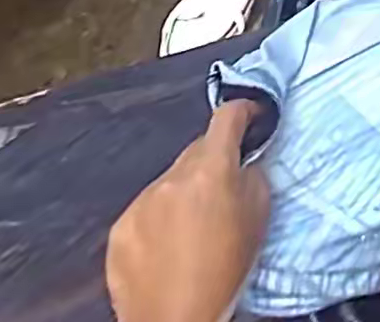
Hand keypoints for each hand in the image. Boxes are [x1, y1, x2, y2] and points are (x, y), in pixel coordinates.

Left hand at [106, 101, 270, 321]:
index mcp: (211, 169)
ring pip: (172, 177)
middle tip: (224, 185)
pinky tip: (168, 243)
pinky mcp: (120, 228)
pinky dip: (161, 213)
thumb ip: (253, 173)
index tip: (251, 117)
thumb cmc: (227, 270)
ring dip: (186, 187)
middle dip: (214, 158)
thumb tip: (243, 159)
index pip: (227, 116)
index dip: (243, 110)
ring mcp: (142, 201)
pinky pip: (148, 205)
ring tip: (194, 223)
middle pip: (199, 147)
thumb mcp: (259, 215)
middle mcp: (173, 176)